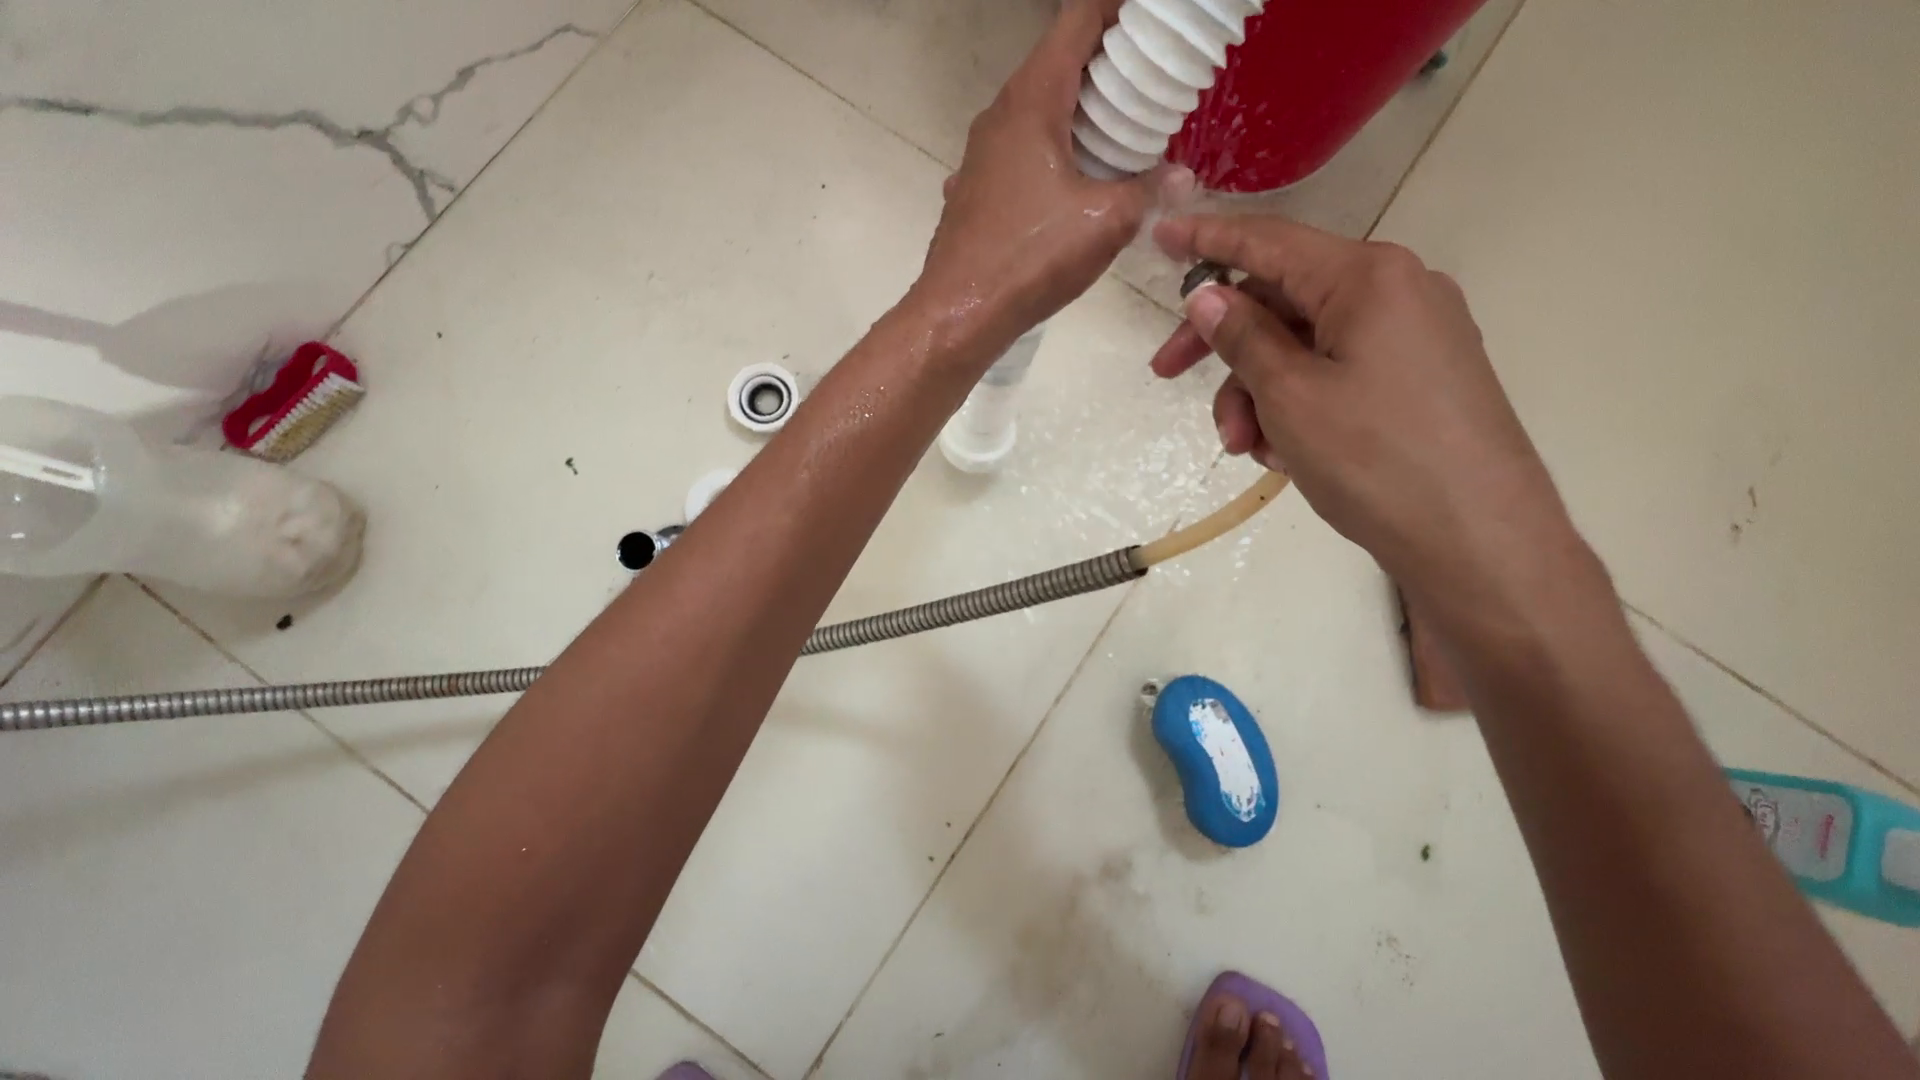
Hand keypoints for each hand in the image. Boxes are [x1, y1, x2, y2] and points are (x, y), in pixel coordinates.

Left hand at [913, 0, 1188, 354]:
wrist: (960, 313)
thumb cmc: (1030, 258)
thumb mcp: (1105, 222)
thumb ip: (1149, 190)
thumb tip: (1184, 178)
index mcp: (1032, 102)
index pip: (1076, 21)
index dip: (1116, 10)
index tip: (1150, 20)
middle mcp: (999, 115)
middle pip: (1056, 60)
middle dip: (1104, 60)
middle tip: (1149, 77)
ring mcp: (981, 153)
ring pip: (1035, 108)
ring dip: (1076, 108)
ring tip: (1120, 127)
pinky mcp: (975, 187)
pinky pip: (1020, 148)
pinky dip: (1051, 146)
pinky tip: (1073, 178)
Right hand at [1150, 214, 1581, 613]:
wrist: (1478, 540)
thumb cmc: (1375, 458)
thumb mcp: (1290, 396)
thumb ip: (1242, 337)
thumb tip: (1208, 295)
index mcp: (1369, 276)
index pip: (1270, 241)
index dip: (1208, 239)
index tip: (1159, 237)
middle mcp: (1398, 290)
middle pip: (1284, 300)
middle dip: (1226, 347)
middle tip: (1168, 378)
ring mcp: (1416, 335)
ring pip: (1308, 345)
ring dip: (1261, 390)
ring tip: (1248, 449)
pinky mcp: (1421, 377)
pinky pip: (1340, 372)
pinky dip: (1300, 403)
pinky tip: (1287, 454)